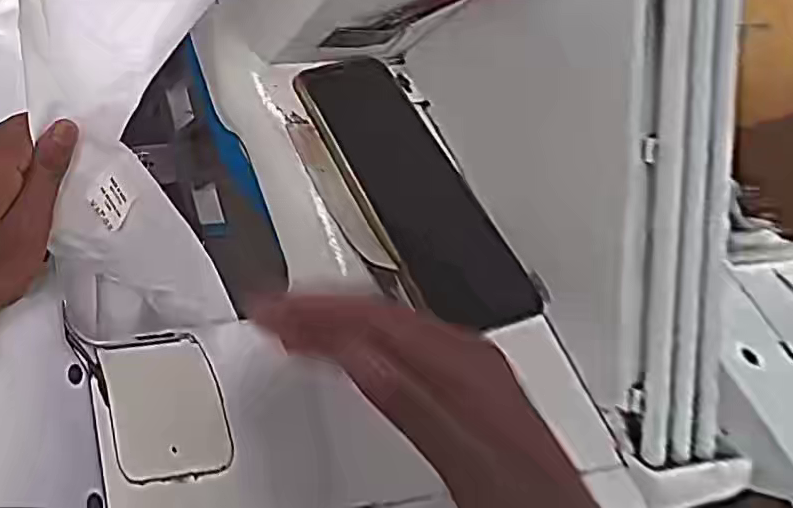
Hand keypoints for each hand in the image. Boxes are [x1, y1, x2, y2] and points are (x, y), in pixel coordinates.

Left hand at [0, 114, 78, 366]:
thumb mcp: (33, 219)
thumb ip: (50, 167)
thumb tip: (65, 127)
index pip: (40, 120)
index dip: (63, 144)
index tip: (71, 171)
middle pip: (33, 131)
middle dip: (51, 160)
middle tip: (56, 197)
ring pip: (25, 146)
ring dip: (39, 172)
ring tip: (41, 208)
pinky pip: (12, 159)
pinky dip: (26, 178)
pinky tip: (29, 208)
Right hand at [254, 295, 596, 507]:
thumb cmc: (527, 501)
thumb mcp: (465, 462)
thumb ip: (409, 402)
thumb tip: (353, 352)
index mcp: (460, 361)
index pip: (370, 315)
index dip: (313, 307)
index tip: (270, 309)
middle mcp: (461, 352)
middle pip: (371, 308)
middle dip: (312, 304)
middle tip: (265, 309)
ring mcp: (461, 364)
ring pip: (378, 318)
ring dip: (329, 315)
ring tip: (286, 318)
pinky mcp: (455, 382)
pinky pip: (392, 338)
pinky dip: (353, 335)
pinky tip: (337, 343)